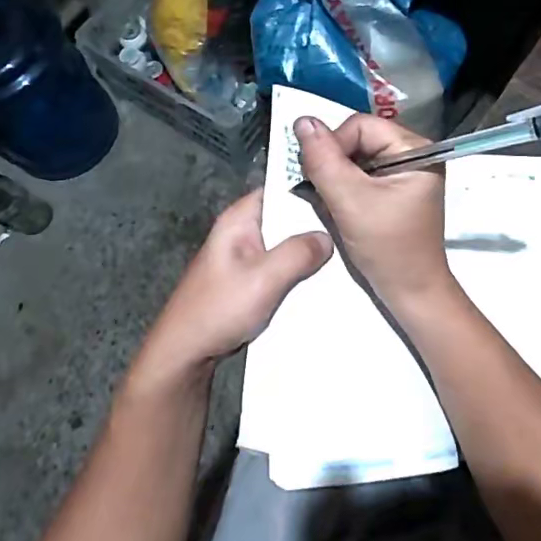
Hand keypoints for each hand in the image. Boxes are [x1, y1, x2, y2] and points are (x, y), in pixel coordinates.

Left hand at [135, 189, 331, 387]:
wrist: (188, 351)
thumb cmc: (220, 308)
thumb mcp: (263, 278)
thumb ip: (297, 253)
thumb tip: (327, 236)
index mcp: (238, 220)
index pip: (278, 189)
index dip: (309, 189)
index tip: (343, 195)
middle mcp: (242, 233)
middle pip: (285, 218)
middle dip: (314, 224)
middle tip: (353, 229)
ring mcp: (246, 258)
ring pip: (286, 246)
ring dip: (309, 253)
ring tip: (348, 254)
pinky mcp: (250, 282)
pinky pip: (281, 269)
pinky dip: (299, 273)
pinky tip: (325, 280)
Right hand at [294, 114, 450, 304]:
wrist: (411, 291)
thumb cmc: (387, 247)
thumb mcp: (350, 201)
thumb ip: (324, 160)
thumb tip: (302, 121)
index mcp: (414, 149)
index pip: (360, 125)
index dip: (333, 144)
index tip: (317, 175)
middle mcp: (411, 154)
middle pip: (357, 138)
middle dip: (332, 160)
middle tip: (320, 187)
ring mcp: (402, 173)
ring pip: (354, 156)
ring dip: (334, 174)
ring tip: (328, 198)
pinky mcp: (392, 190)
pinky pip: (358, 173)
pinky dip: (341, 185)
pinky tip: (336, 204)